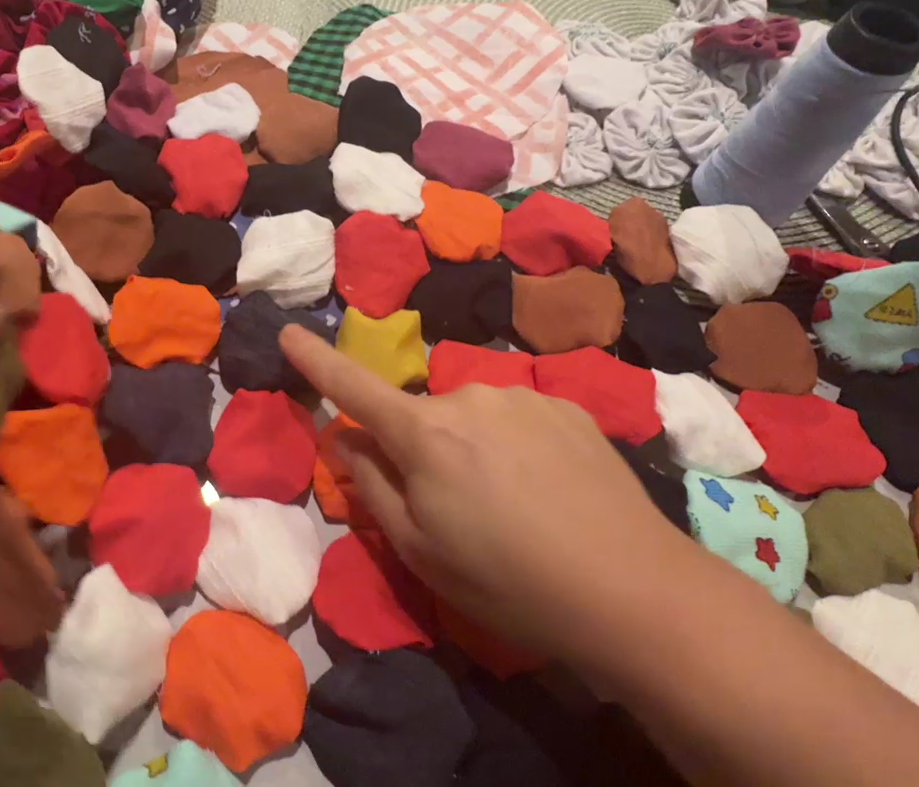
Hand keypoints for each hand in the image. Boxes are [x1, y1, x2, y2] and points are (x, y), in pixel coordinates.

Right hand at [279, 325, 696, 659]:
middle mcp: (469, 397)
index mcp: (424, 434)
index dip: (315, 360)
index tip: (287, 331)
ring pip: (471, 415)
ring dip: (472, 447)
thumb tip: (342, 437)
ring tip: (513, 506)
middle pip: (421, 415)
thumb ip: (371, 484)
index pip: (353, 388)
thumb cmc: (508, 581)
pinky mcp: (568, 406)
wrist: (631, 588)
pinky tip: (549, 490)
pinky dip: (516, 445)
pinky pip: (517, 417)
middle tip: (457, 510)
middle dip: (422, 448)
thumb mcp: (420, 550)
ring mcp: (523, 396)